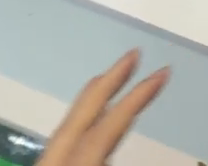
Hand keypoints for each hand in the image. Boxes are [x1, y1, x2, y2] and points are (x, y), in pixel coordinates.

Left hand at [38, 50, 169, 165]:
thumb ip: (120, 149)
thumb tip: (144, 130)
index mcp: (73, 162)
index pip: (107, 126)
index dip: (136, 97)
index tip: (163, 70)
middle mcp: (51, 160)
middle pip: (80, 116)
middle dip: (109, 82)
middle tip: (135, 52)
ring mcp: (44, 165)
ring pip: (66, 128)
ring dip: (93, 100)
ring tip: (115, 78)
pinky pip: (62, 142)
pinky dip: (81, 123)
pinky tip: (93, 123)